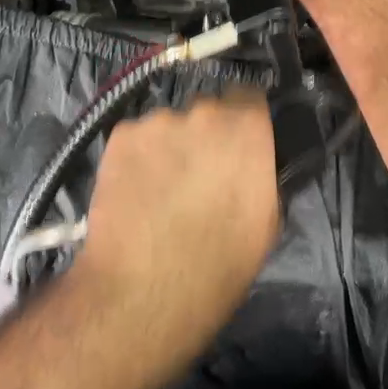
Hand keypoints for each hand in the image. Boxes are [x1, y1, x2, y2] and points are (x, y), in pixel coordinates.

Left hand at [79, 87, 279, 342]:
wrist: (143, 291)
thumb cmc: (218, 266)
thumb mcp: (267, 223)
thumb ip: (263, 177)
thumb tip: (255, 165)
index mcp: (247, 129)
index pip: (250, 97)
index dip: (245, 119)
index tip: (239, 144)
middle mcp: (203, 112)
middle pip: (207, 111)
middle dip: (206, 136)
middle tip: (199, 175)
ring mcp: (157, 121)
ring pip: (169, 125)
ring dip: (170, 147)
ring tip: (161, 190)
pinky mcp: (120, 136)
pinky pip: (137, 139)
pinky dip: (138, 158)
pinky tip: (135, 192)